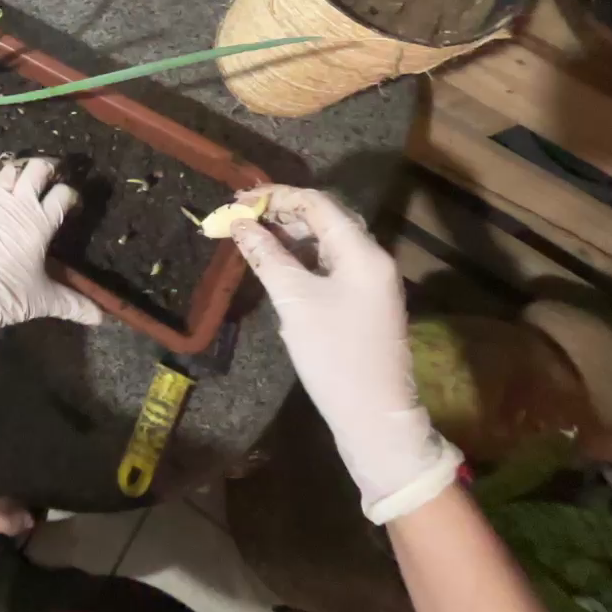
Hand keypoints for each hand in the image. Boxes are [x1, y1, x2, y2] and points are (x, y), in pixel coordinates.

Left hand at [0, 154, 103, 337]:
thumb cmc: (1, 292)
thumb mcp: (41, 300)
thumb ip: (73, 303)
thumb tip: (101, 318)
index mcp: (39, 222)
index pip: (64, 194)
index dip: (73, 195)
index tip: (74, 204)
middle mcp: (18, 203)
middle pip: (38, 168)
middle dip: (51, 166)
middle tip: (56, 173)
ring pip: (12, 166)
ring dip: (24, 164)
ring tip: (30, 169)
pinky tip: (3, 173)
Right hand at [231, 185, 460, 523]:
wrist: (374, 416)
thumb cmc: (333, 353)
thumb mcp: (293, 299)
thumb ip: (265, 254)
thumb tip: (238, 224)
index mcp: (361, 251)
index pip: (316, 203)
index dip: (275, 196)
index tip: (237, 201)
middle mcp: (371, 258)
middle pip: (322, 217)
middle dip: (279, 212)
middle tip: (240, 217)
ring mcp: (368, 280)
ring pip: (324, 240)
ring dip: (288, 233)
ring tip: (251, 236)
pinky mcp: (361, 299)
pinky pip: (327, 261)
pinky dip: (299, 255)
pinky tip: (275, 262)